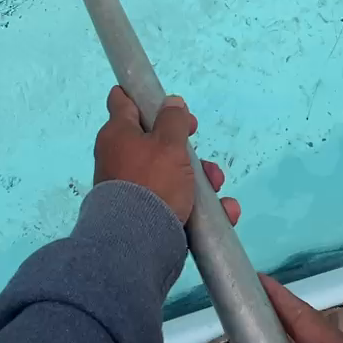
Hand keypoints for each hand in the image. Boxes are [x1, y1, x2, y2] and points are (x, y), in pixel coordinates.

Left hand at [93, 86, 238, 226]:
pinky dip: (199, 205)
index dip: (145, 97)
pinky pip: (175, 201)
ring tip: (217, 186)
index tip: (168, 104)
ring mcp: (132, 187)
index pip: (122, 101)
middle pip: (155, 140)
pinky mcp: (146, 214)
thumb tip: (171, 102)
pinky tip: (224, 212)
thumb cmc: (152, 182)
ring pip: (170, 172)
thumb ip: (173, 120)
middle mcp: (120, 158)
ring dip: (199, 177)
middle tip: (197, 144)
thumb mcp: (169, 144)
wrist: (136, 246)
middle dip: (184, 144)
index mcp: (118, 134)